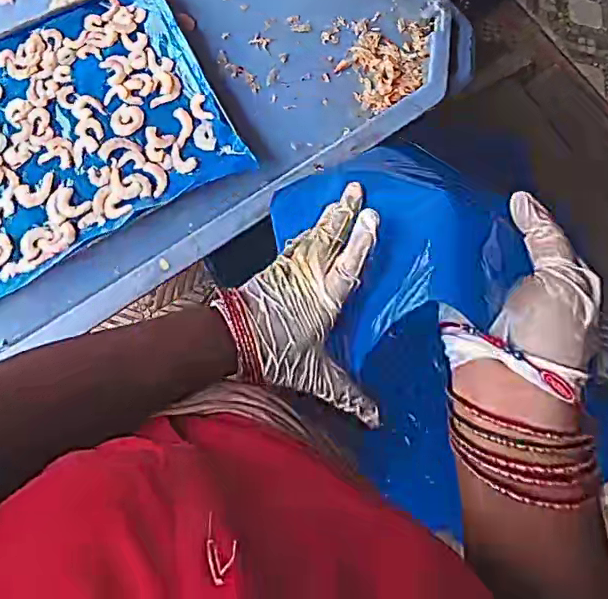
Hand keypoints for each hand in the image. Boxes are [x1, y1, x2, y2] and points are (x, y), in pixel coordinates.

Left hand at [214, 182, 382, 425]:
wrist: (232, 336)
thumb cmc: (275, 352)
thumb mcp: (314, 375)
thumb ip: (347, 393)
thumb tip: (375, 417)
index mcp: (326, 297)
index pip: (350, 263)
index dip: (361, 239)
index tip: (372, 215)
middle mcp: (311, 275)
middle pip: (331, 237)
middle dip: (345, 213)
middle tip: (356, 190)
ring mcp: (292, 267)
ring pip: (315, 235)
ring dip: (329, 216)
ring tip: (341, 199)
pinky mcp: (277, 266)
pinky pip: (298, 243)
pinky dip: (309, 230)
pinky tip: (313, 226)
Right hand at [442, 193, 600, 405]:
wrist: (511, 391)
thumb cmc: (552, 344)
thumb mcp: (565, 279)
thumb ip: (545, 237)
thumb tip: (524, 202)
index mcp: (562, 283)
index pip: (543, 238)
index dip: (527, 216)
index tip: (508, 196)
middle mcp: (528, 290)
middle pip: (506, 246)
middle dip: (491, 226)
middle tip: (477, 201)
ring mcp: (494, 300)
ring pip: (478, 257)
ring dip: (467, 241)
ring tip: (455, 215)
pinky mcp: (463, 309)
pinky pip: (453, 276)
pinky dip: (446, 261)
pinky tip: (440, 242)